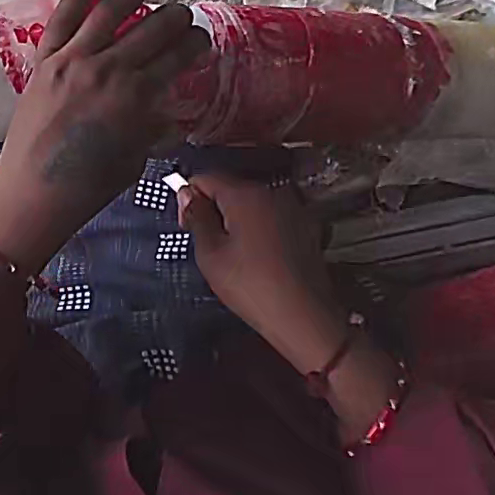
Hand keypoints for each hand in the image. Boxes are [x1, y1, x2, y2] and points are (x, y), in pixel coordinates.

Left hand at [0, 0, 208, 274]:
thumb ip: (152, 125)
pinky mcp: (45, 60)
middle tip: (183, 14)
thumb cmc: (88, 186)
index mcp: (136, 97)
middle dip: (175, 16)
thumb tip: (165, 106)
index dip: (195, 44)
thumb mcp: (135, 157)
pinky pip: (64, 16)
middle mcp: (107, 69)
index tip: (200, 40)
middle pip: (151, 28)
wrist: (33, 194)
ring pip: (110, 10)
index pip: (177, 56)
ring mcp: (72, 60)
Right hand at [181, 171, 398, 438]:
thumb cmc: (250, 285)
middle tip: (206, 242)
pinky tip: (257, 255)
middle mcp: (272, 190)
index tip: (186, 226)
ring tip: (232, 251)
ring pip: (253, 202)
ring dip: (237, 217)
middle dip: (213, 206)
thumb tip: (187, 193)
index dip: (189, 197)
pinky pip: (272, 216)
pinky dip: (259, 227)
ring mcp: (294, 207)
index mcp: (245, 193)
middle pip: (231, 186)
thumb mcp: (210, 254)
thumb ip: (196, 217)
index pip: (205, 177)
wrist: (305, 317)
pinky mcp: (307, 226)